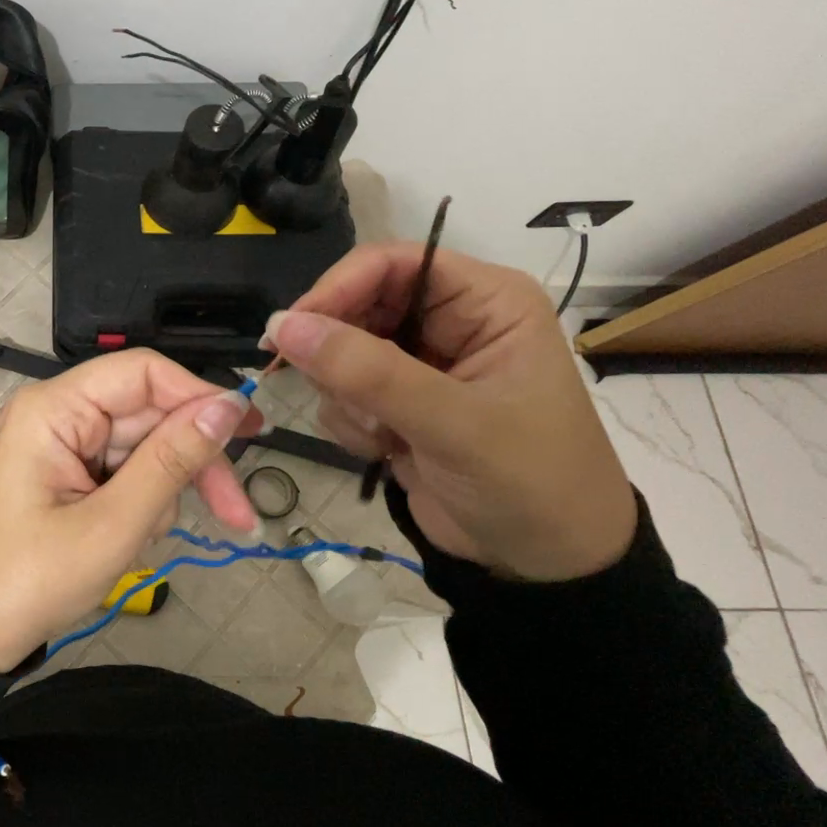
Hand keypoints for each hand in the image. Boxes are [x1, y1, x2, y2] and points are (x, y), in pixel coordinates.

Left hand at [0, 349, 259, 671]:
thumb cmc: (28, 581)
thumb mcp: (110, 526)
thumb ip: (171, 462)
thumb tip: (227, 408)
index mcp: (52, 409)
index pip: (141, 373)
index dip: (198, 396)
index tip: (250, 433)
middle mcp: (54, 414)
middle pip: (147, 414)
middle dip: (192, 462)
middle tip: (238, 516)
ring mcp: (57, 446)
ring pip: (140, 447)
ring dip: (162, 492)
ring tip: (143, 541)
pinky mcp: (62, 475)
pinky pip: (120, 473)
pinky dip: (138, 504)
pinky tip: (130, 539)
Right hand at [264, 243, 635, 581]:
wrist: (545, 563)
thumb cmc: (527, 481)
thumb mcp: (453, 423)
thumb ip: (368, 372)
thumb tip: (281, 324)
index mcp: (485, 301)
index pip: (391, 263)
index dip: (338, 287)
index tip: (291, 329)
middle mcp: (449, 321)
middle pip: (357, 303)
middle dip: (337, 351)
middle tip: (325, 390)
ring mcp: (419, 364)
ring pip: (339, 350)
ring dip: (344, 394)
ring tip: (381, 434)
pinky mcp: (396, 402)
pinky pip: (340, 390)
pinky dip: (348, 421)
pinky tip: (383, 449)